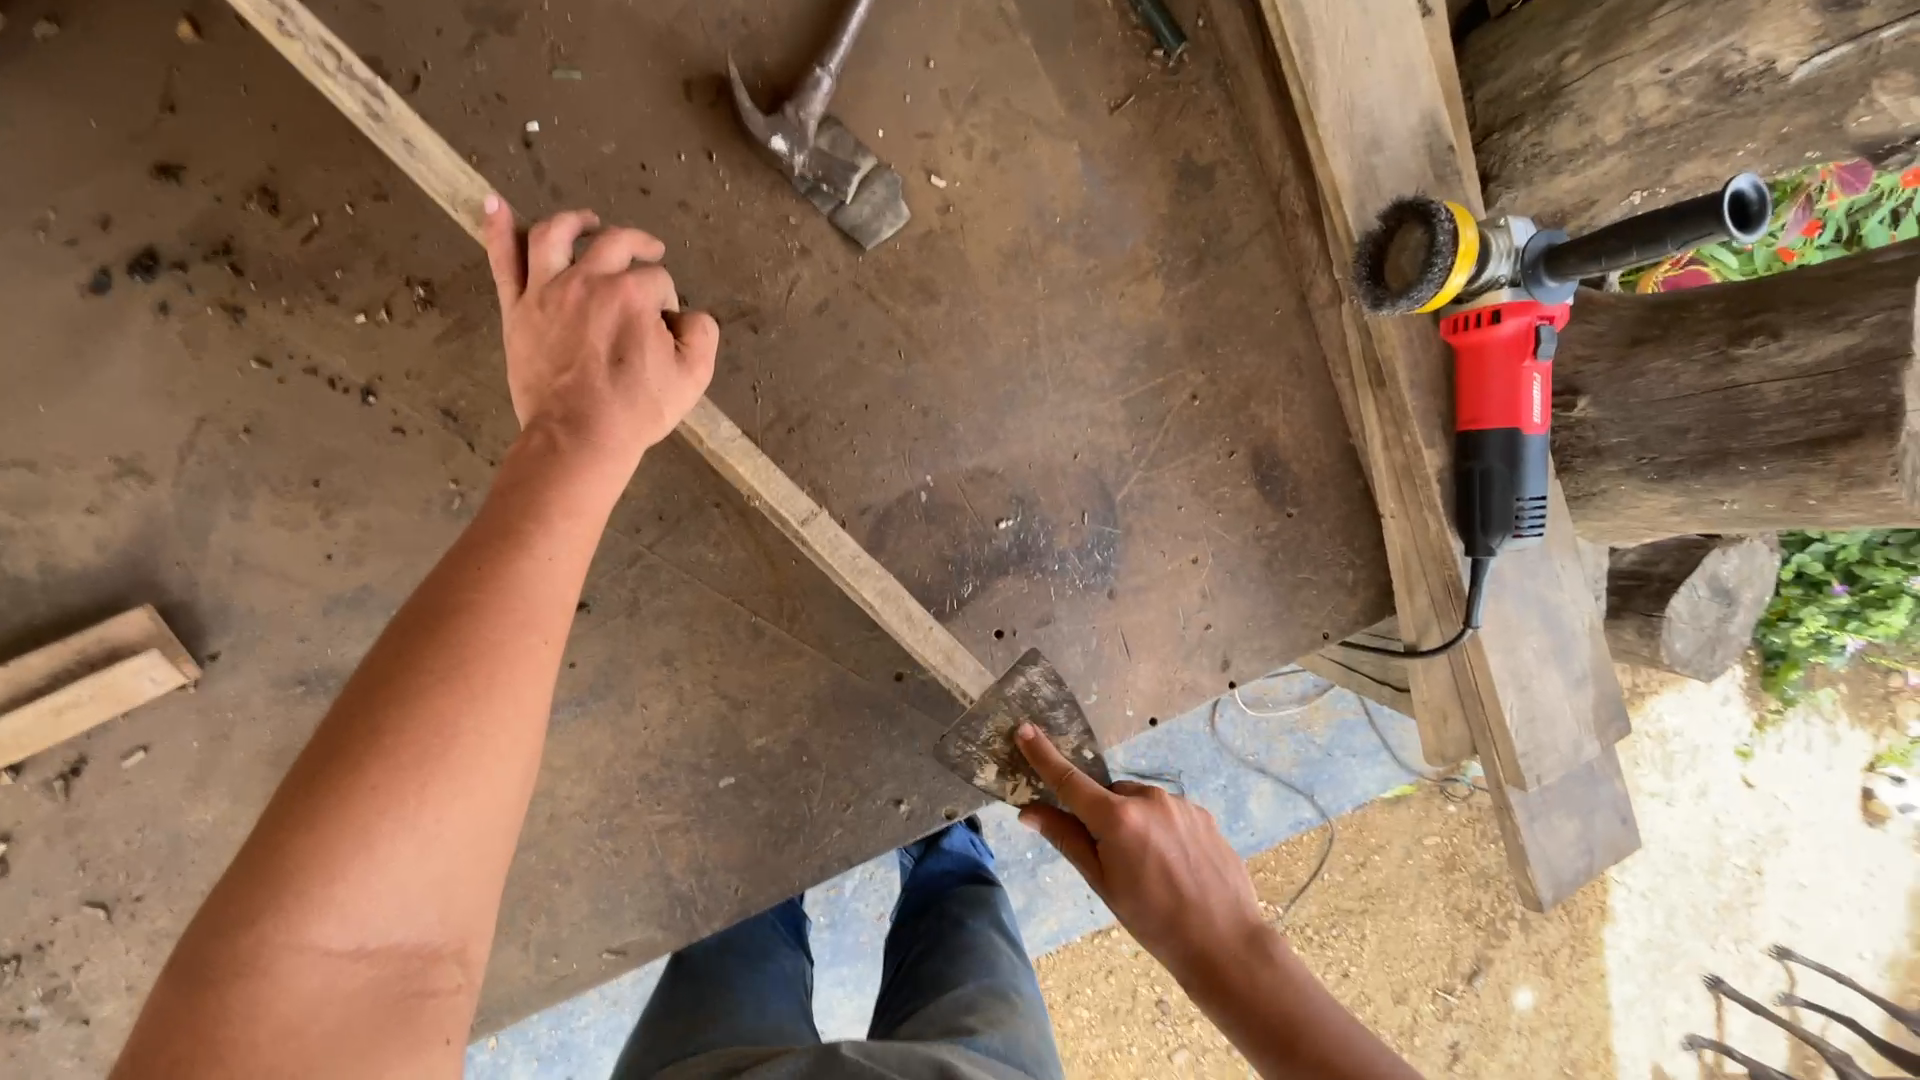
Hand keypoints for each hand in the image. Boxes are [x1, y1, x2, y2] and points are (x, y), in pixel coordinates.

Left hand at [482, 197, 718, 477]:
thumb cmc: (638, 409)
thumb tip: (687, 315)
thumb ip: (702, 332)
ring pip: (556, 234)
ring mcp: (547, 290)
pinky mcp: (517, 308)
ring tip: (589, 220)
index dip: (667, 301)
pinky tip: (495, 203)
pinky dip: (498, 227)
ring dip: (576, 220)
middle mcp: (589, 279)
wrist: (580, 436)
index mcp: (633, 294)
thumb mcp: (694, 375)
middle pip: (616, 243)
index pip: (659, 280)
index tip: (665, 326)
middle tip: (651, 252)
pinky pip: (503, 260)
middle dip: (640, 244)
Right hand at [1016, 723, 1267, 982]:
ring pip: (1139, 804)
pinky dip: (1161, 830)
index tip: (1024, 729)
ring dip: (1134, 823)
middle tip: (1114, 860)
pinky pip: (1168, 812)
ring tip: (1151, 869)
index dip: (1043, 754)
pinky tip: (1174, 865)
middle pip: (1108, 796)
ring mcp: (1179, 804)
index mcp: (1117, 817)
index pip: (1069, 779)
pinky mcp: (1202, 814)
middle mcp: (1148, 798)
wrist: (1225, 943)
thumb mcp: (1101, 882)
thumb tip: (1028, 812)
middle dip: (1103, 817)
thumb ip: (1066, 838)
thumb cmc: (1152, 920)